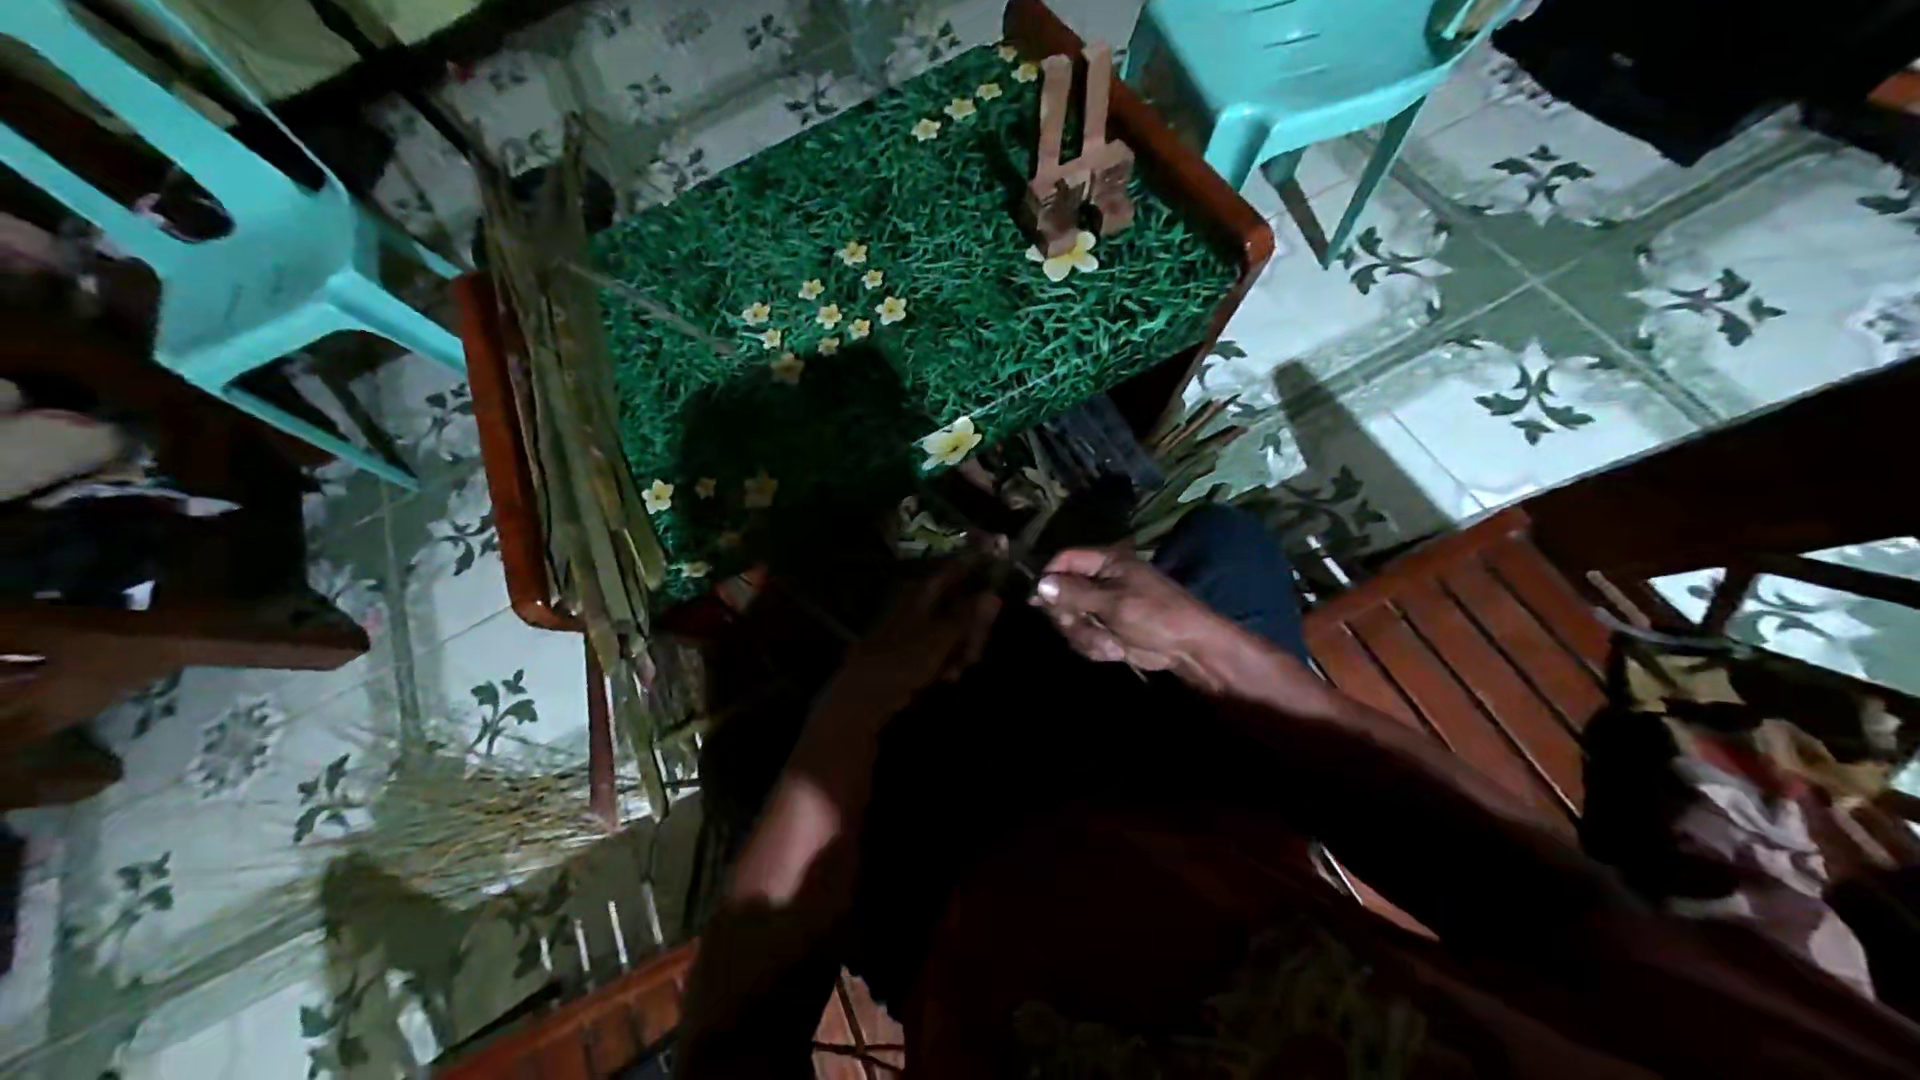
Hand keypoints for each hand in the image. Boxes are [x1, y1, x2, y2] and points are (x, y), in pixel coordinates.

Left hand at [823, 557, 1003, 719]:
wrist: (869, 691)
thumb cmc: (905, 658)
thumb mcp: (942, 637)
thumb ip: (968, 616)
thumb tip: (994, 595)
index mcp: (924, 592)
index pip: (957, 569)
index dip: (978, 568)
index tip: (997, 575)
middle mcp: (923, 603)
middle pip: (963, 603)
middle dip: (974, 628)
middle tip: (974, 651)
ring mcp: (921, 625)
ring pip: (958, 628)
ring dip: (964, 648)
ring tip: (957, 669)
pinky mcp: (920, 648)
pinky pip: (947, 647)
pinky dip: (951, 660)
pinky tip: (947, 676)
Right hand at [1031, 548, 1232, 673]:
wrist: (1190, 649)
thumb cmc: (1157, 615)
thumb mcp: (1114, 603)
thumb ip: (1075, 594)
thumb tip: (1040, 585)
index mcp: (1106, 562)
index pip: (1064, 560)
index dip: (1050, 578)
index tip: (1039, 600)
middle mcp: (1100, 580)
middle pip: (1061, 593)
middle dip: (1070, 617)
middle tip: (1081, 625)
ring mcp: (1102, 605)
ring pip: (1070, 620)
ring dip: (1085, 636)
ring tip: (1109, 644)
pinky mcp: (1105, 628)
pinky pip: (1083, 636)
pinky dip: (1095, 646)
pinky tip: (1114, 651)